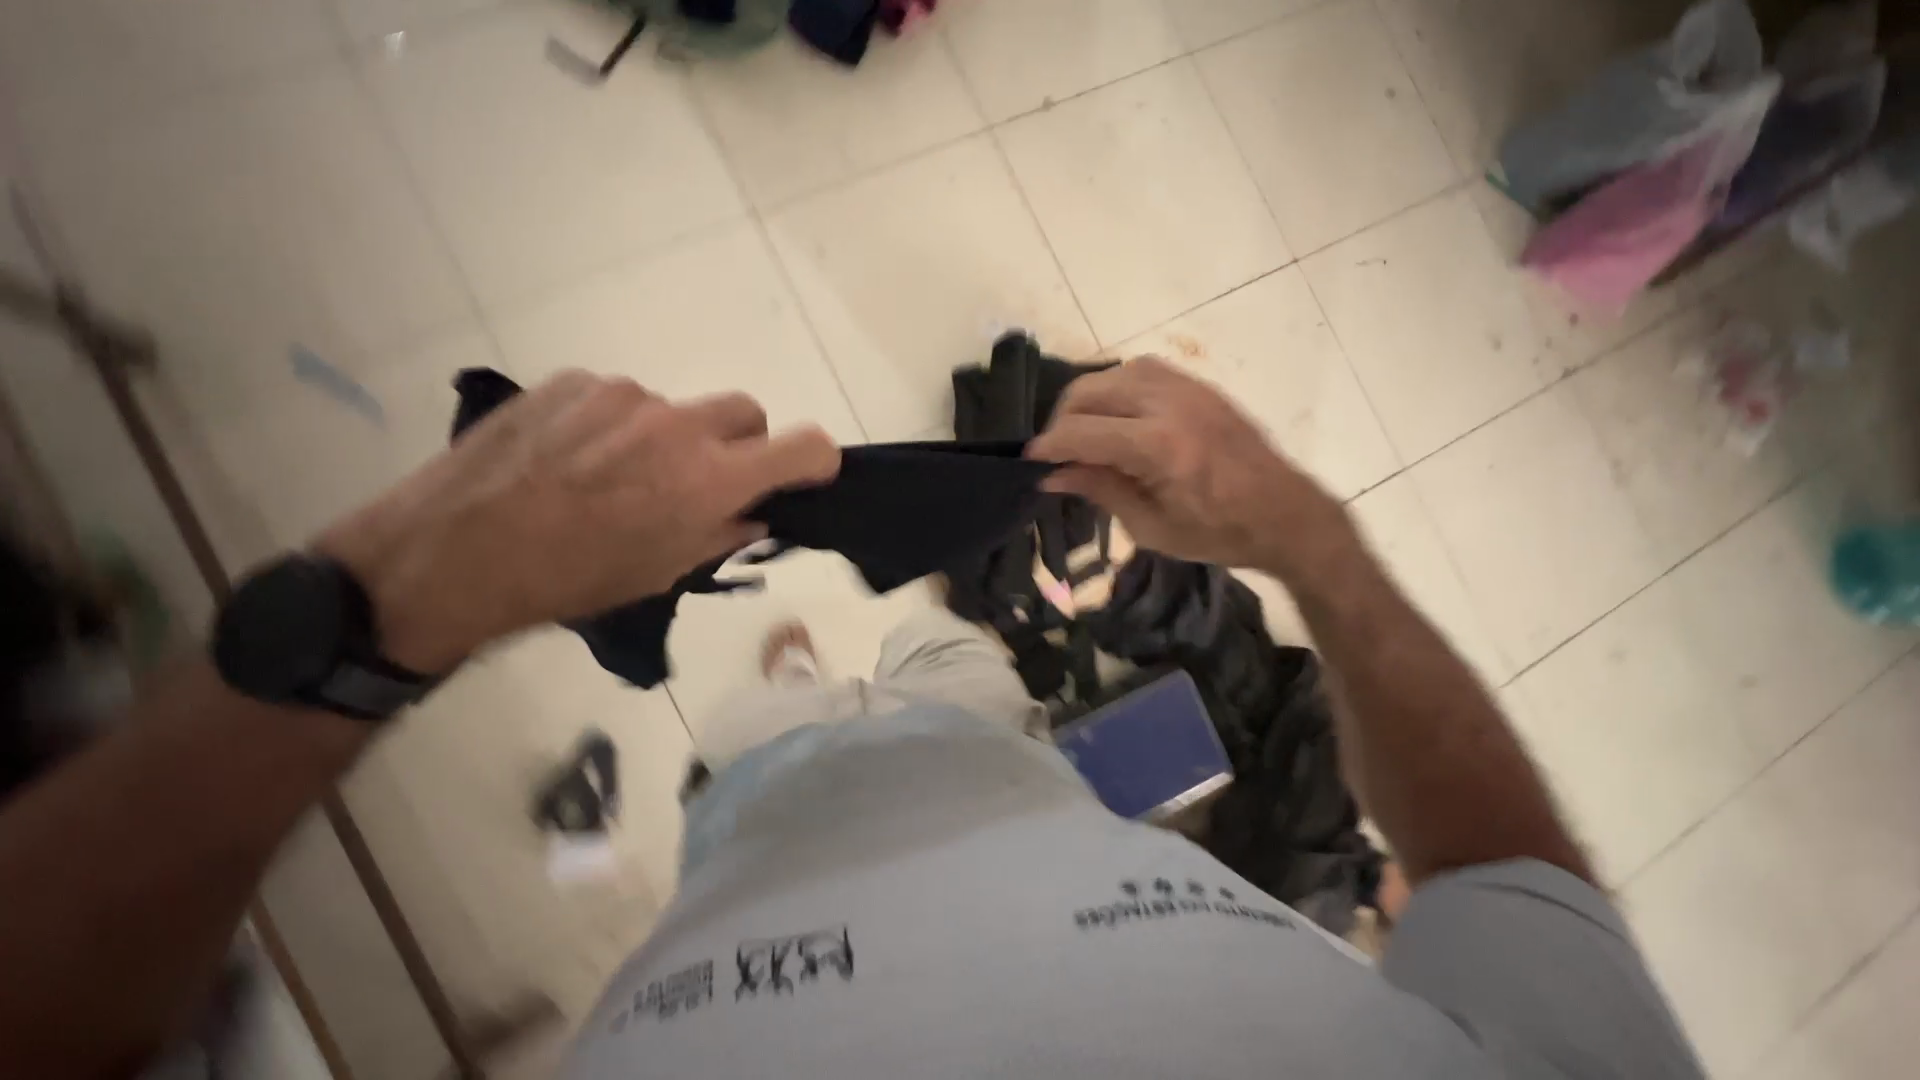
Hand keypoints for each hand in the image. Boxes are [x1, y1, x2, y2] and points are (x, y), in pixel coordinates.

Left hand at [317, 371, 839, 671]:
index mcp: (708, 479)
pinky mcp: (573, 380)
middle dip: (741, 444)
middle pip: (747, 412)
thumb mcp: (659, 572)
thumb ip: (720, 535)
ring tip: (612, 477)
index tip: (804, 475)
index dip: (816, 460)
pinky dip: (615, 425)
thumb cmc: (569, 579)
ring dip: (668, 438)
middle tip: (702, 481)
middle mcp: (677, 424)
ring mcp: (622, 394)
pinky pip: (619, 399)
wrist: (451, 552)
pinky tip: (571, 459)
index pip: (805, 446)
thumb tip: (750, 514)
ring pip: (676, 409)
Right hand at [1027, 357, 1354, 576]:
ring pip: (1112, 373)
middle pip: (1089, 391)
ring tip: (1085, 433)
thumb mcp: (1151, 527)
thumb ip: (1100, 491)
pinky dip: (1117, 388)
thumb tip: (1052, 475)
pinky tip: (1117, 416)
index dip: (1047, 447)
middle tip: (1059, 453)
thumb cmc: (1218, 533)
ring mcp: (1187, 388)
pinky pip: (1141, 370)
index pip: (1080, 432)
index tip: (1030, 463)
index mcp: (1158, 447)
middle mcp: (1169, 404)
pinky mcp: (1199, 385)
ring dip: (1088, 399)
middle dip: (1061, 420)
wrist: (1286, 515)